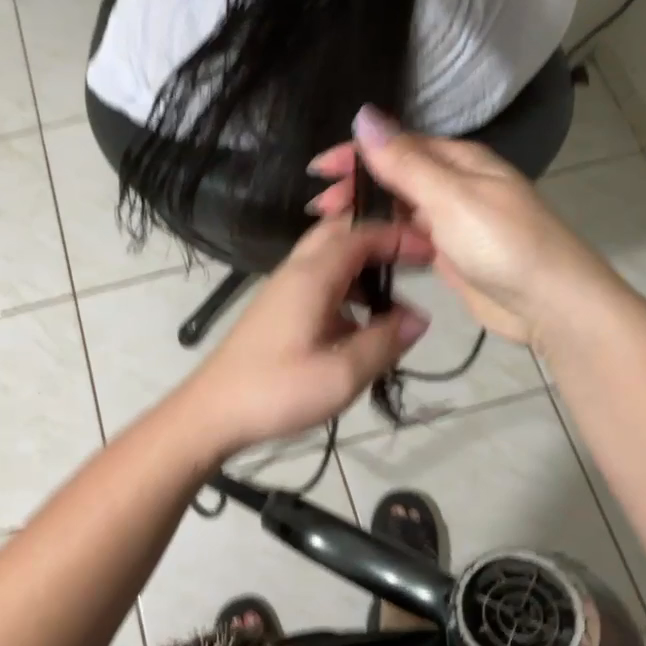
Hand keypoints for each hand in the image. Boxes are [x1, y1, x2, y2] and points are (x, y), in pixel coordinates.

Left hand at [172, 219, 433, 455]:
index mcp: (311, 277)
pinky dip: (345, 290)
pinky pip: (317, 283)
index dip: (399, 236)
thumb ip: (384, 342)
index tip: (433, 252)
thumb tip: (419, 318)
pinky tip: (361, 325)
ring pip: (327, 259)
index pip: (361, 234)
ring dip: (362, 268)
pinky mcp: (275, 311)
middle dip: (379, 240)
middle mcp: (294, 272)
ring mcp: (281, 291)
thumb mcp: (342, 374)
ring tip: (395, 300)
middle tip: (415, 263)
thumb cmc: (276, 391)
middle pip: (339, 234)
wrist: (212, 412)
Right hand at [307, 106, 618, 347]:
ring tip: (331, 227)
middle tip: (320, 208)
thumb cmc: (504, 244)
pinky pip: (408, 235)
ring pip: (399, 206)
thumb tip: (364, 115)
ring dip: (366, 211)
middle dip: (356, 185)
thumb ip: (404, 161)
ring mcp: (452, 219)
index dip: (355, 153)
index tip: (318, 170)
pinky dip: (383, 236)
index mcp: (459, 160)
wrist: (550, 304)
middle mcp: (454, 183)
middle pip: (395, 174)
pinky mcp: (450, 252)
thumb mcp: (451, 197)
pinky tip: (362, 247)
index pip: (397, 145)